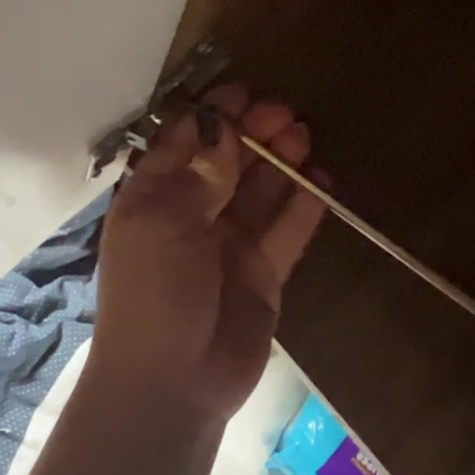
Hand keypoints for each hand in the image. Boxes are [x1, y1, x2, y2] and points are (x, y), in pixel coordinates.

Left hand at [91, 86, 327, 424]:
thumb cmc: (154, 293)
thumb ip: (198, 176)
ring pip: (258, 190)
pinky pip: (287, 228)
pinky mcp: (263, 271)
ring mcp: (229, 243)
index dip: (210, 116)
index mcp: (153, 198)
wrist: (172, 382)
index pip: (182, 144)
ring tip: (302, 134)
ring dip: (279, 162)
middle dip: (251, 134)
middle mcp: (191, 214)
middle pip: (225, 161)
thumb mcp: (163, 225)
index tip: (241, 92)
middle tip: (283, 113)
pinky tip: (322, 177)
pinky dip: (304, 203)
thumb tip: (223, 129)